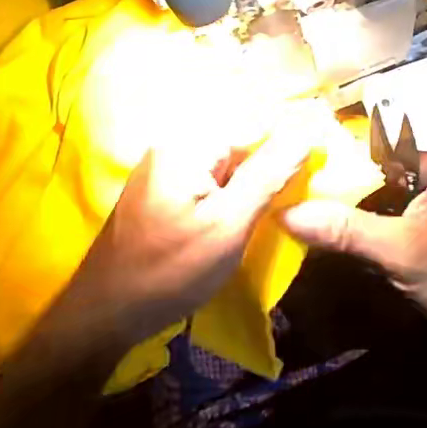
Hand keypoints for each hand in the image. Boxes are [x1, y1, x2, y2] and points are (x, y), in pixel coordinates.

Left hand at [55, 127, 314, 349]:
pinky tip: (246, 209)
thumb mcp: (229, 225)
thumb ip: (268, 174)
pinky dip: (232, 187)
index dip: (291, 135)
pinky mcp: (163, 186)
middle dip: (272, 156)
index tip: (320, 156)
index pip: (254, 117)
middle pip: (239, 134)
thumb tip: (308, 129)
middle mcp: (172, 142)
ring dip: (255, 174)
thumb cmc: (170, 271)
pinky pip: (209, 173)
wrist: (106, 310)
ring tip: (277, 200)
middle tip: (298, 188)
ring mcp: (164, 164)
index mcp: (187, 143)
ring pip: (226, 156)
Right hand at [282, 152, 426, 339]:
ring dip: (336, 208)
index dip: (328, 159)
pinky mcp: (412, 228)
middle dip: (328, 186)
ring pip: (366, 198)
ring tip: (291, 209)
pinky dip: (350, 226)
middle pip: (364, 174)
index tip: (286, 171)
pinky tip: (319, 232)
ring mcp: (418, 203)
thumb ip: (346, 229)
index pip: (368, 150)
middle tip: (282, 193)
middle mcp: (424, 175)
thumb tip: (285, 212)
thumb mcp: (400, 251)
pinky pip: (373, 218)